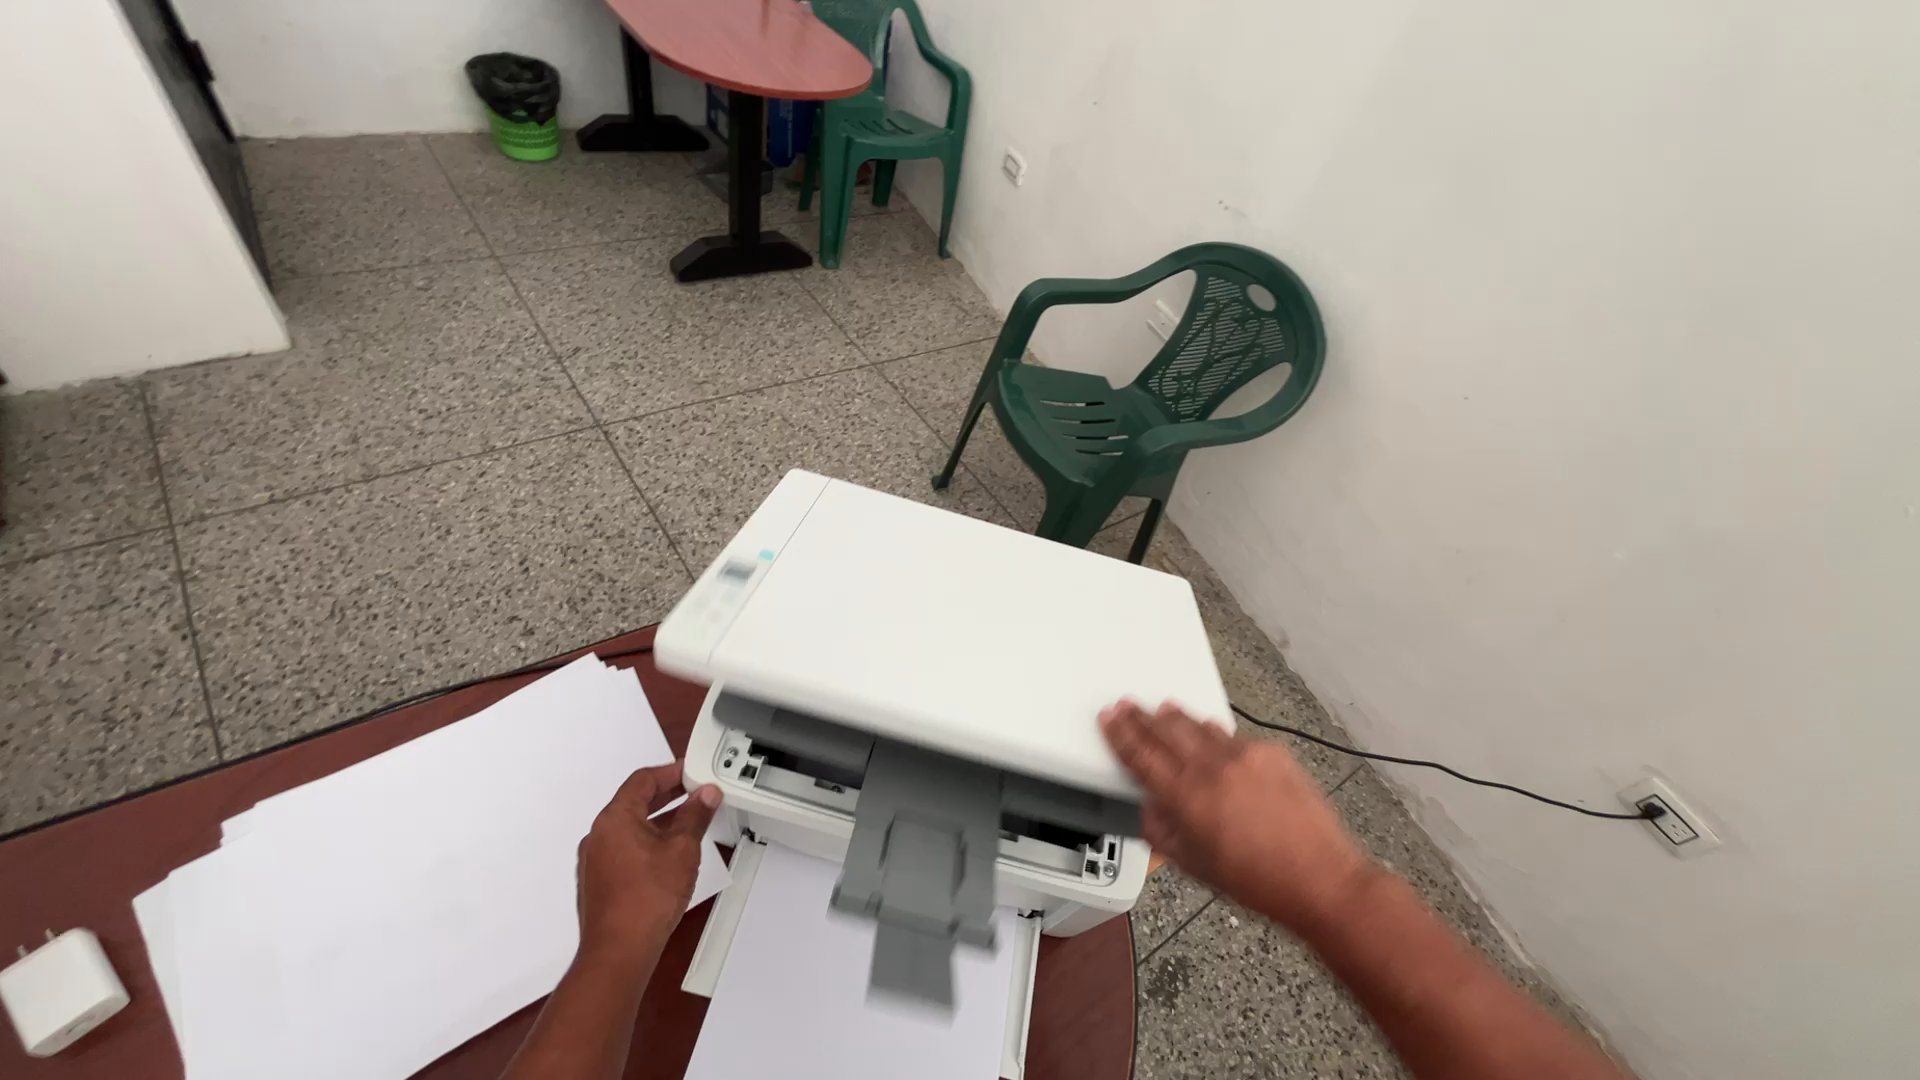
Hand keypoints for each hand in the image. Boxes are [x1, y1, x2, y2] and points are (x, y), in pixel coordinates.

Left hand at [575, 762, 721, 971]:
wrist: (619, 951)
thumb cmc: (646, 899)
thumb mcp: (683, 849)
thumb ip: (695, 816)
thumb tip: (705, 796)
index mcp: (614, 819)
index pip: (643, 780)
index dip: (671, 771)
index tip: (693, 770)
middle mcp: (599, 835)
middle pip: (636, 801)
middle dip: (670, 795)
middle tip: (697, 791)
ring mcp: (596, 860)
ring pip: (631, 826)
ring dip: (661, 819)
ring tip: (691, 821)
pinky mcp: (599, 881)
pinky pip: (626, 847)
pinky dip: (649, 840)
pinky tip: (671, 852)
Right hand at [1100, 700, 1375, 932]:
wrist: (1321, 880)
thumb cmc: (1260, 882)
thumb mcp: (1194, 866)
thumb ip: (1162, 831)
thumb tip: (1150, 808)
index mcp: (1187, 797)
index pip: (1141, 755)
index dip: (1120, 733)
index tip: (1109, 718)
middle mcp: (1212, 769)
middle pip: (1165, 730)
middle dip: (1141, 717)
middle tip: (1127, 706)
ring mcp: (1244, 756)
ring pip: (1198, 726)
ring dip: (1176, 718)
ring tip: (1162, 710)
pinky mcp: (1271, 753)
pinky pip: (1232, 737)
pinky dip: (1214, 735)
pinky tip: (1208, 732)